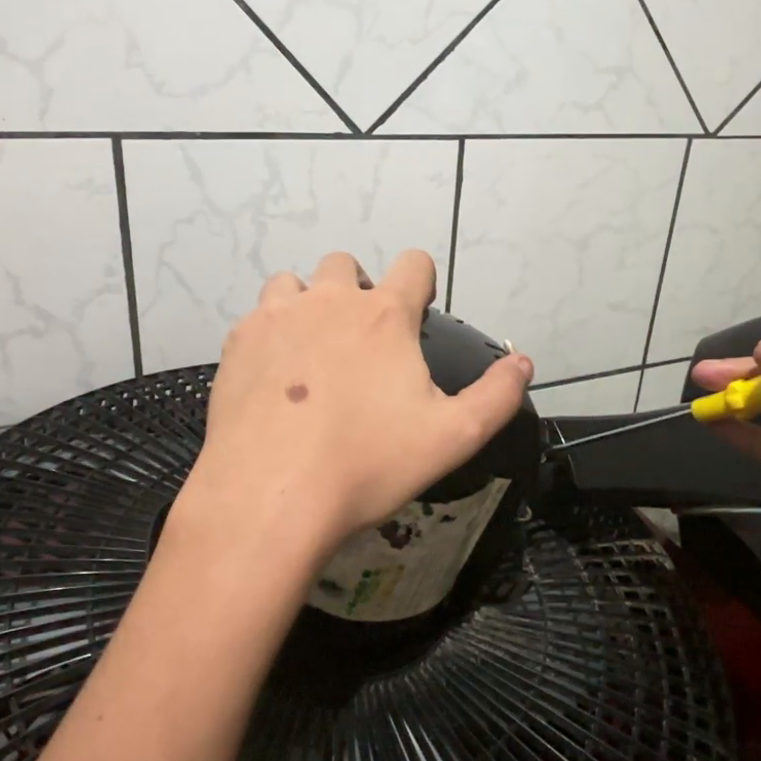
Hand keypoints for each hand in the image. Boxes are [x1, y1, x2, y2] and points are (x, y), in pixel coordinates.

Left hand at [183, 249, 533, 553]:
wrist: (271, 496)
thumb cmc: (368, 464)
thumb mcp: (454, 437)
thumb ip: (497, 396)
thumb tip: (524, 363)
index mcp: (385, 316)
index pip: (413, 263)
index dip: (421, 281)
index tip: (419, 313)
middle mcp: (328, 301)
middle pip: (345, 265)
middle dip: (359, 291)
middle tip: (363, 342)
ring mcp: (276, 318)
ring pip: (293, 284)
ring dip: (308, 304)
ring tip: (314, 353)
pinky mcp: (237, 344)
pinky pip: (258, 320)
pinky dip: (272, 336)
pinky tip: (276, 381)